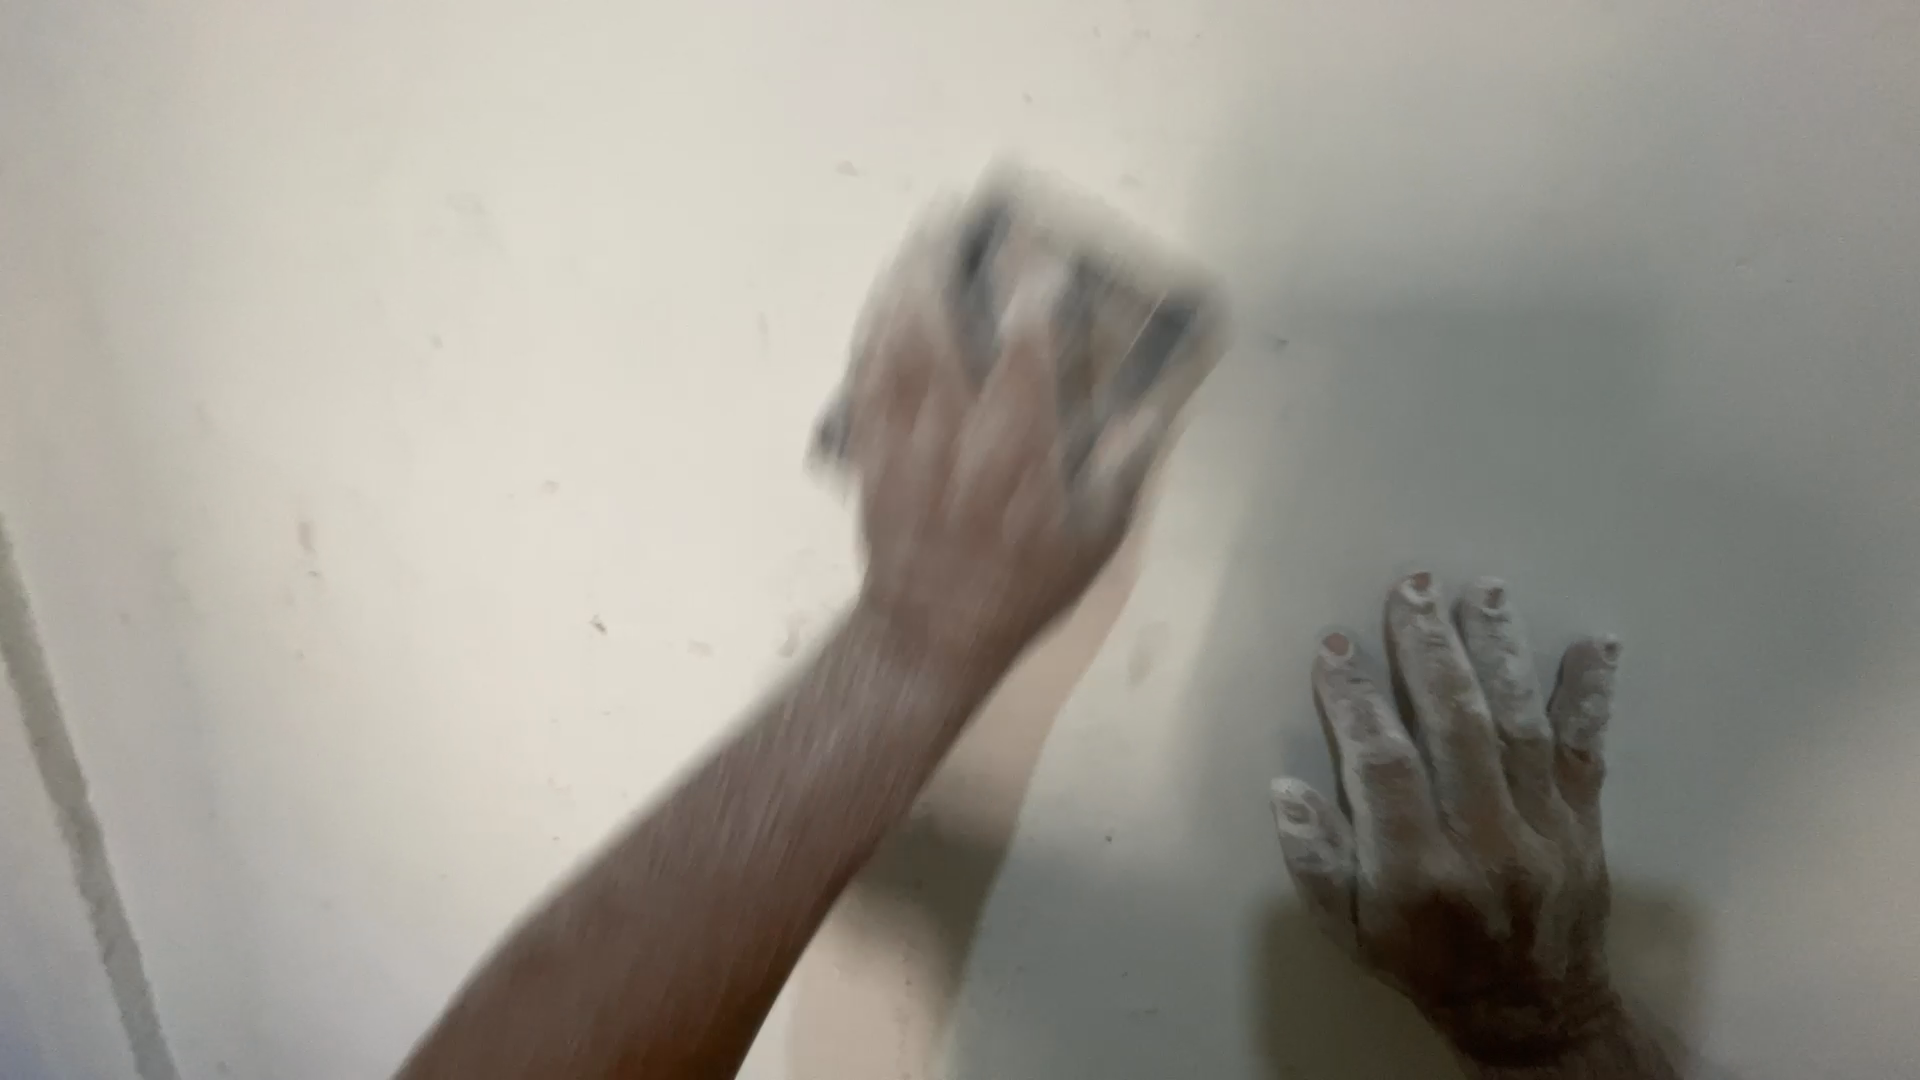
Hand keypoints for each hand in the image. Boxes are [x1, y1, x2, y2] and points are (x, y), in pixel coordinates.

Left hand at [829, 223, 1164, 671]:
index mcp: (1018, 452)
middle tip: (944, 222)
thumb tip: (1148, 414)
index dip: (1032, 302)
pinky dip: (868, 342)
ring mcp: (904, 444)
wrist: (934, 631)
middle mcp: (956, 436)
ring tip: (909, 248)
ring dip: (898, 292)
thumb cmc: (1022, 588)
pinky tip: (875, 313)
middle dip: (938, 271)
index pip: (1025, 357)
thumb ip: (1122, 473)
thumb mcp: (1093, 543)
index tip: (1039, 262)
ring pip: (892, 352)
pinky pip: (862, 388)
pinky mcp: (871, 459)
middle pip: (939, 335)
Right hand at [1271, 574, 1625, 1067]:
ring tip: (1482, 591)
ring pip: (1521, 726)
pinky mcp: (1582, 826)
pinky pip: (1588, 753)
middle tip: (1413, 589)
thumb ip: (1312, 859)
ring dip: (1499, 652)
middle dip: (1429, 650)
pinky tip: (1592, 646)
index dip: (1355, 698)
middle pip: (1457, 726)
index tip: (1335, 646)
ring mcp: (1543, 829)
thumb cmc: (1418, 961)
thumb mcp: (1344, 929)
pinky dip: (1590, 696)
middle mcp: (1485, 839)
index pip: (1382, 763)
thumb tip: (1287, 788)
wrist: (1536, 1018)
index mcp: (1416, 865)